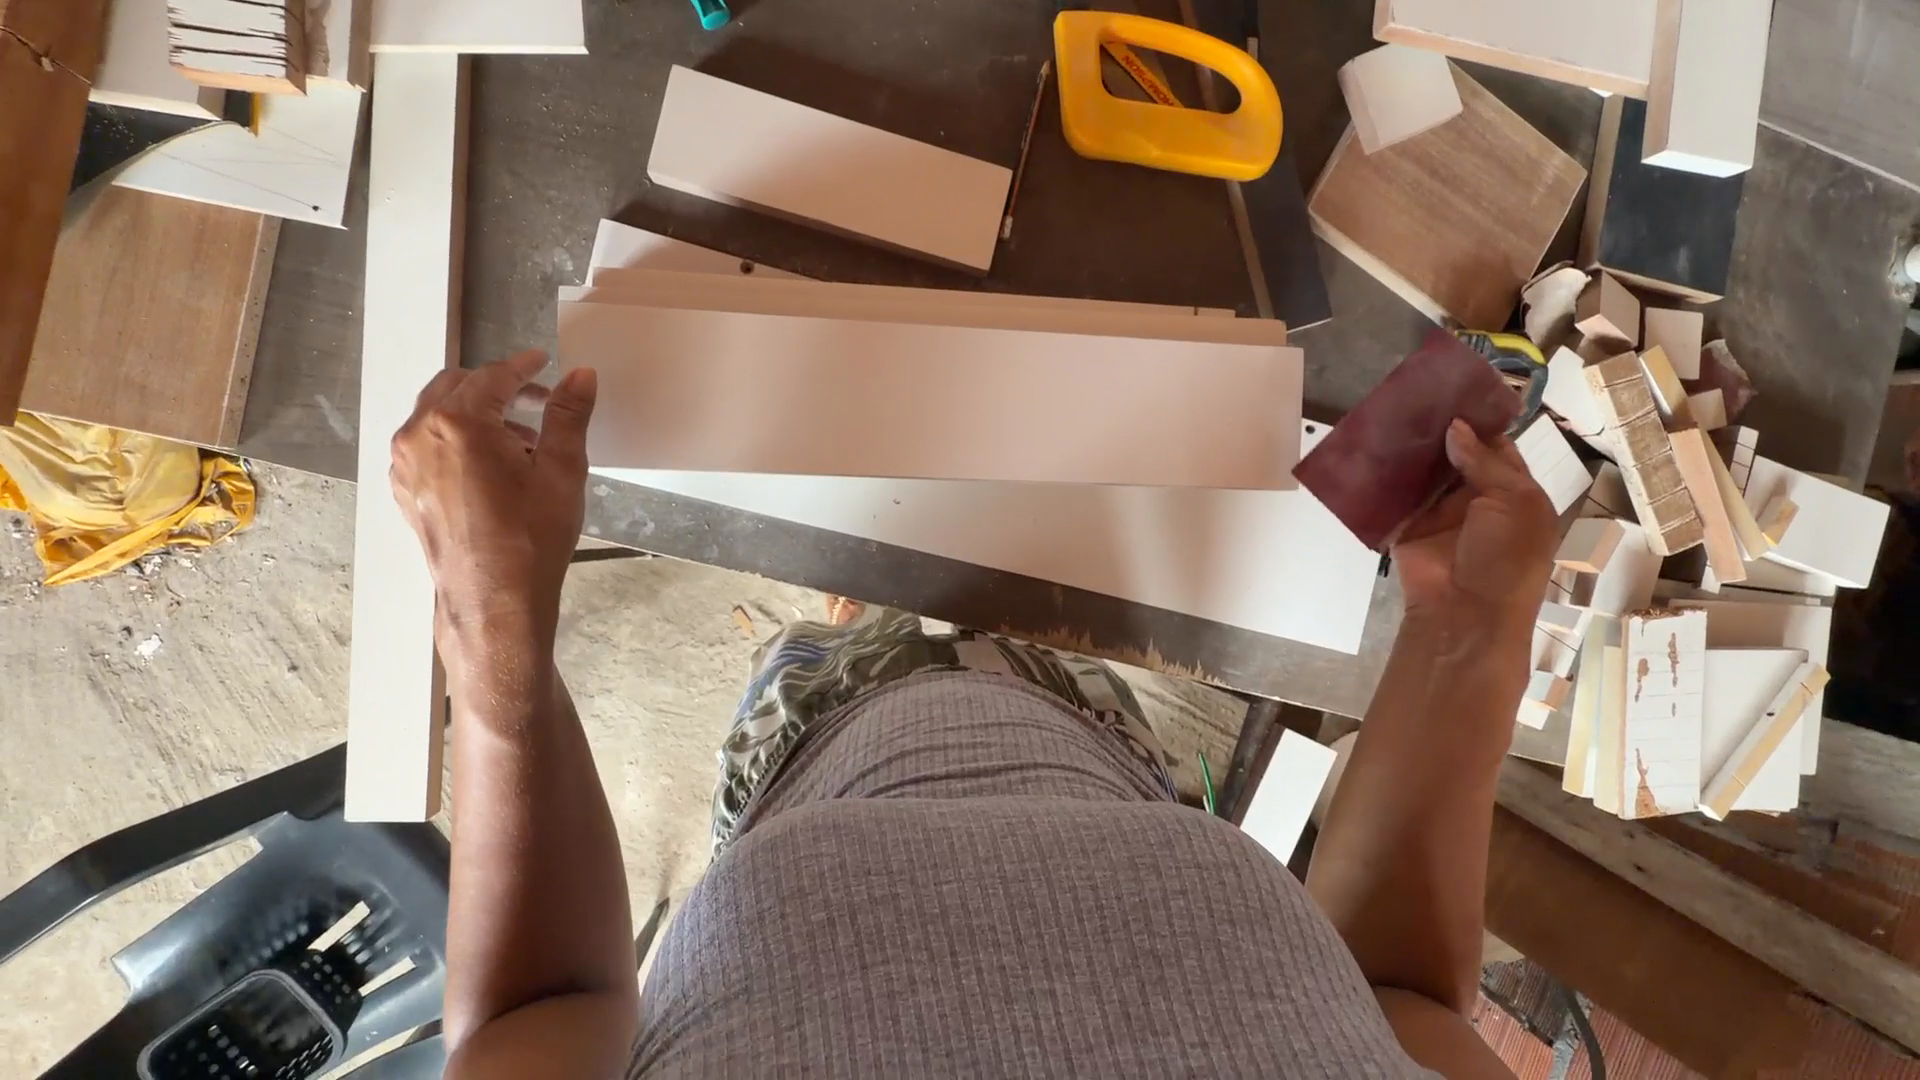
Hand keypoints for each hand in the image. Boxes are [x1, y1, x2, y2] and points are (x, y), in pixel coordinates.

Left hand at [389, 349, 597, 672]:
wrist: (495, 598)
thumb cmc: (532, 536)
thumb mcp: (562, 471)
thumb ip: (568, 416)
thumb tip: (581, 376)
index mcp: (458, 423)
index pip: (493, 377)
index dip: (523, 366)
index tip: (543, 361)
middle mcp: (419, 436)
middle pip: (456, 388)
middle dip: (498, 387)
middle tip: (539, 400)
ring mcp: (405, 465)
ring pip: (437, 415)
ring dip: (478, 413)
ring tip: (522, 440)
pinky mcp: (406, 490)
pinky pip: (427, 445)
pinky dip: (458, 439)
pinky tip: (493, 466)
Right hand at [1392, 419, 1557, 628]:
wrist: (1465, 610)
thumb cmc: (1506, 557)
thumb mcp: (1513, 503)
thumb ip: (1484, 463)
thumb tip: (1454, 427)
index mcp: (1512, 492)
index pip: (1495, 448)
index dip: (1478, 424)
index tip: (1455, 394)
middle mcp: (1474, 499)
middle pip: (1455, 457)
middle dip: (1439, 433)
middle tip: (1416, 400)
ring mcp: (1438, 513)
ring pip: (1423, 473)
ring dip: (1411, 452)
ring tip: (1392, 417)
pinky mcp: (1405, 525)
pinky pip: (1394, 497)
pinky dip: (1384, 477)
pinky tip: (1371, 450)